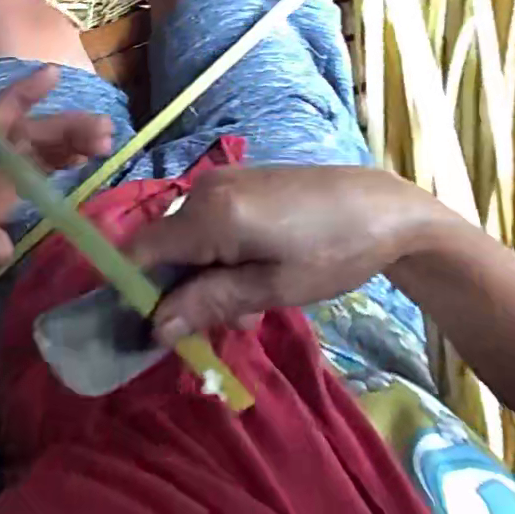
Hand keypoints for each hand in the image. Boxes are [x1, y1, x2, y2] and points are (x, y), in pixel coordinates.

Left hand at [0, 66, 113, 348]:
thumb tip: (2, 245)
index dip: (22, 96)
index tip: (53, 74)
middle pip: (27, 135)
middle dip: (64, 128)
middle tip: (104, 130)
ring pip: (38, 151)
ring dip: (71, 143)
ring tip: (105, 143)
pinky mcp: (5, 204)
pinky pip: (40, 174)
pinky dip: (64, 164)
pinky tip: (87, 161)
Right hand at [123, 165, 452, 345]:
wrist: (383, 207)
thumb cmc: (332, 251)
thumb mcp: (273, 288)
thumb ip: (209, 302)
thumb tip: (153, 325)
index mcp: (209, 212)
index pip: (140, 250)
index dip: (131, 291)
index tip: (144, 332)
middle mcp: (206, 188)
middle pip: (165, 248)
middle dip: (182, 291)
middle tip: (224, 325)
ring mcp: (225, 181)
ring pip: (190, 240)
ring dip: (207, 278)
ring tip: (252, 308)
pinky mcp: (242, 182)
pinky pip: (211, 223)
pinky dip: (222, 255)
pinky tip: (258, 277)